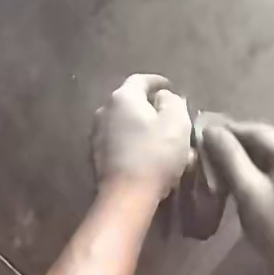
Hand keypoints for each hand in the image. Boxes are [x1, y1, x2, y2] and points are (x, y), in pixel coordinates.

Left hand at [93, 74, 192, 195]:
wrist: (126, 195)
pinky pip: (120, 141)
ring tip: (160, 140)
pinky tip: (147, 156)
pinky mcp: (96, 156)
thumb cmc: (156, 154)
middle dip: (151, 107)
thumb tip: (163, 97)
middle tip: (169, 116)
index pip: (141, 80)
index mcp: (124, 97)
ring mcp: (97, 134)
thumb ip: (172, 102)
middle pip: (131, 102)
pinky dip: (133, 143)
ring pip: (125, 124)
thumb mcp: (177, 122)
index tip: (171, 87)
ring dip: (142, 128)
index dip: (158, 82)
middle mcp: (104, 110)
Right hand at [201, 121, 273, 274]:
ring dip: (242, 155)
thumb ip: (230, 158)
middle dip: (235, 143)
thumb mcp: (248, 191)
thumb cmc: (272, 229)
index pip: (258, 131)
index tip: (203, 134)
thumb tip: (211, 130)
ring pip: (267, 152)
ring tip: (216, 161)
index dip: (229, 130)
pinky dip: (253, 166)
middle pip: (264, 140)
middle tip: (206, 148)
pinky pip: (273, 165)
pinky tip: (235, 174)